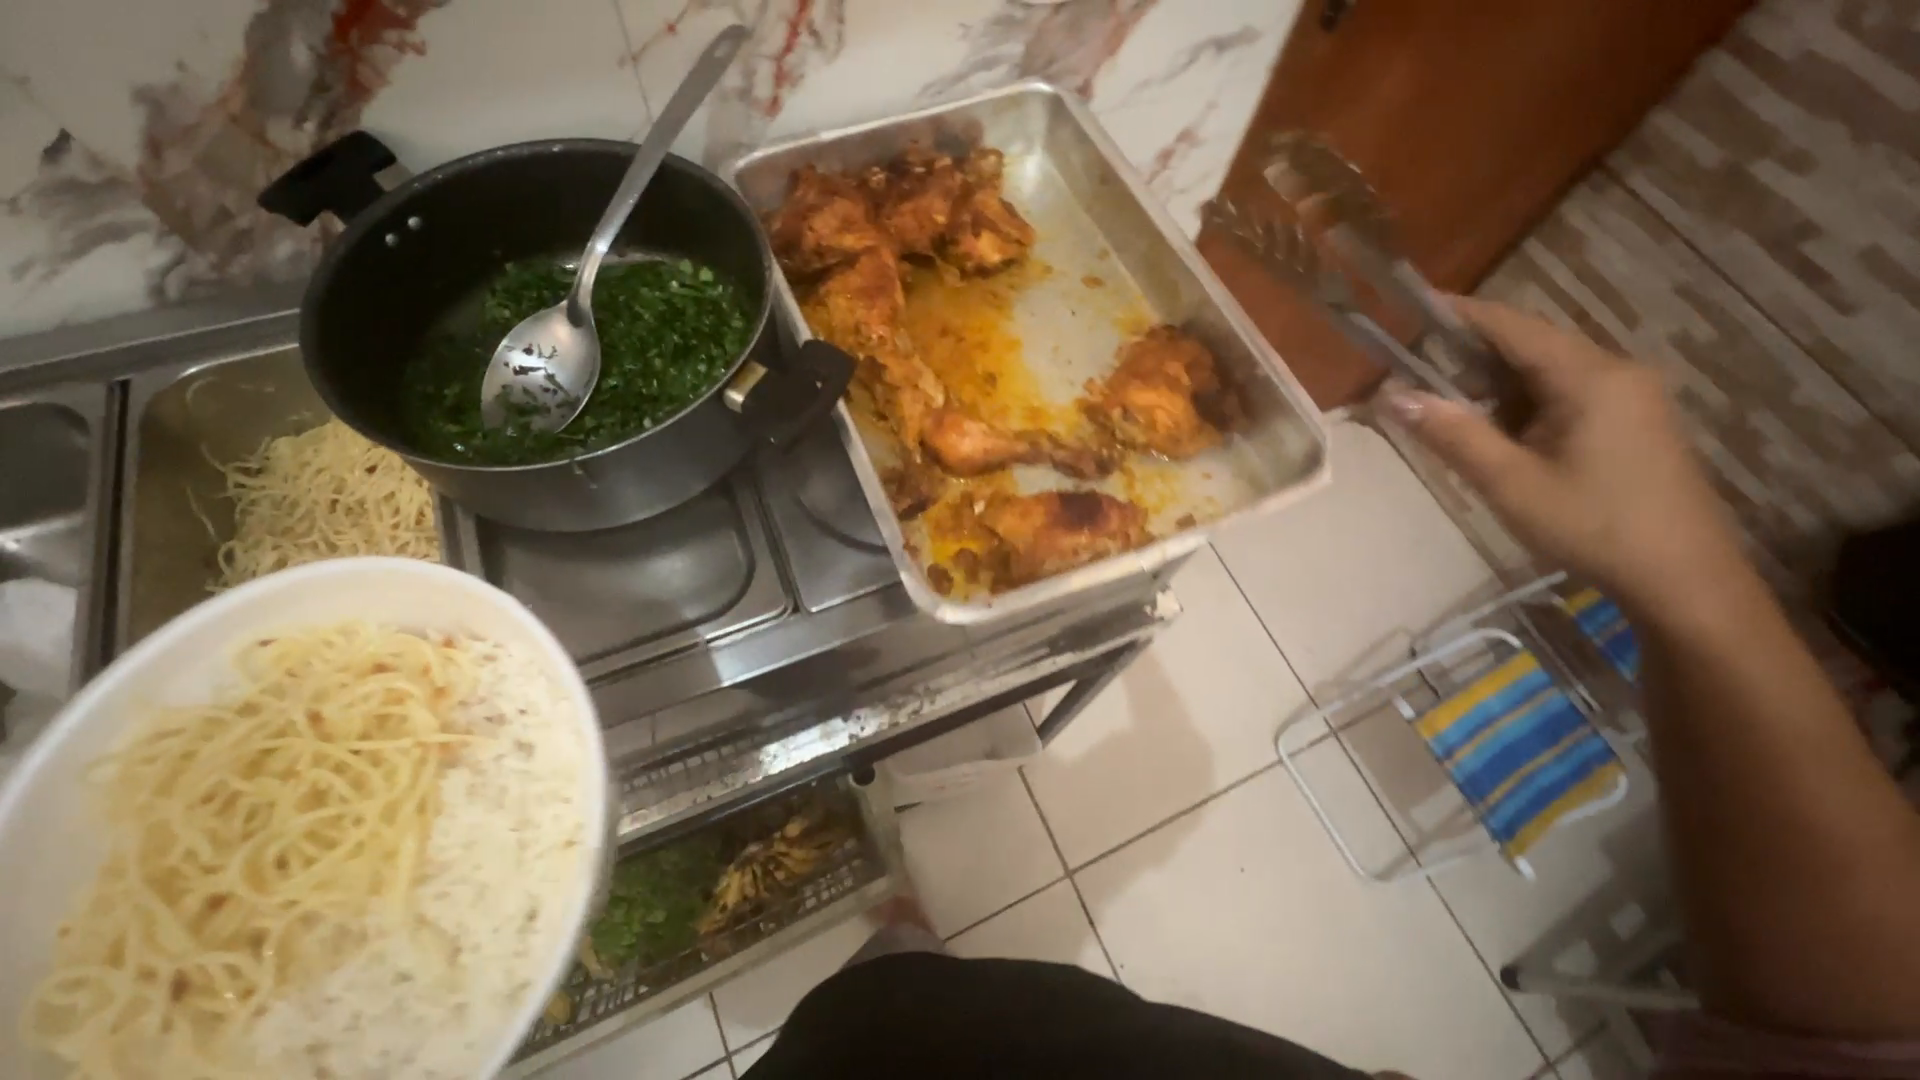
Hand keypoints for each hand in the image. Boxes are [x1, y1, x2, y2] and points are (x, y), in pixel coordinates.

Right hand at [1381, 297, 1746, 614]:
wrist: (1683, 577)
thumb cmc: (1593, 526)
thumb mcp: (1510, 483)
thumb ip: (1452, 435)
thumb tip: (1391, 396)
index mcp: (1589, 376)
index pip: (1512, 326)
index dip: (1459, 313)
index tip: (1410, 305)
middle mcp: (1614, 372)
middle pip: (1529, 344)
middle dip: (1469, 351)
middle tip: (1410, 365)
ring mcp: (1628, 396)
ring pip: (1545, 370)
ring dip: (1492, 380)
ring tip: (1440, 398)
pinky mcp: (1630, 421)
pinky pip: (1563, 393)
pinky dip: (1519, 401)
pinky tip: (1492, 428)